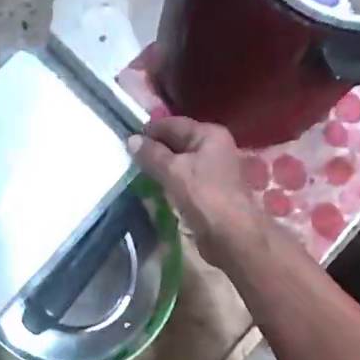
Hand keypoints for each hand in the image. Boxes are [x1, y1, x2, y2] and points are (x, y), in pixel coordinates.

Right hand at [128, 116, 274, 270]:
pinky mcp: (209, 192)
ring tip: (136, 172)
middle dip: (154, 149)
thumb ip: (152, 155)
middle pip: (177, 142)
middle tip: (128, 157)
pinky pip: (184, 180)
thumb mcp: (174, 171)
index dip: (150, 130)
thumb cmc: (205, 197)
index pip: (173, 124)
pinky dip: (169, 182)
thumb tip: (131, 140)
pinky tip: (154, 189)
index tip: (127, 139)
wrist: (232, 235)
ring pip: (180, 163)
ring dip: (160, 167)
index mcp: (209, 134)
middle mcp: (214, 148)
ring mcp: (213, 170)